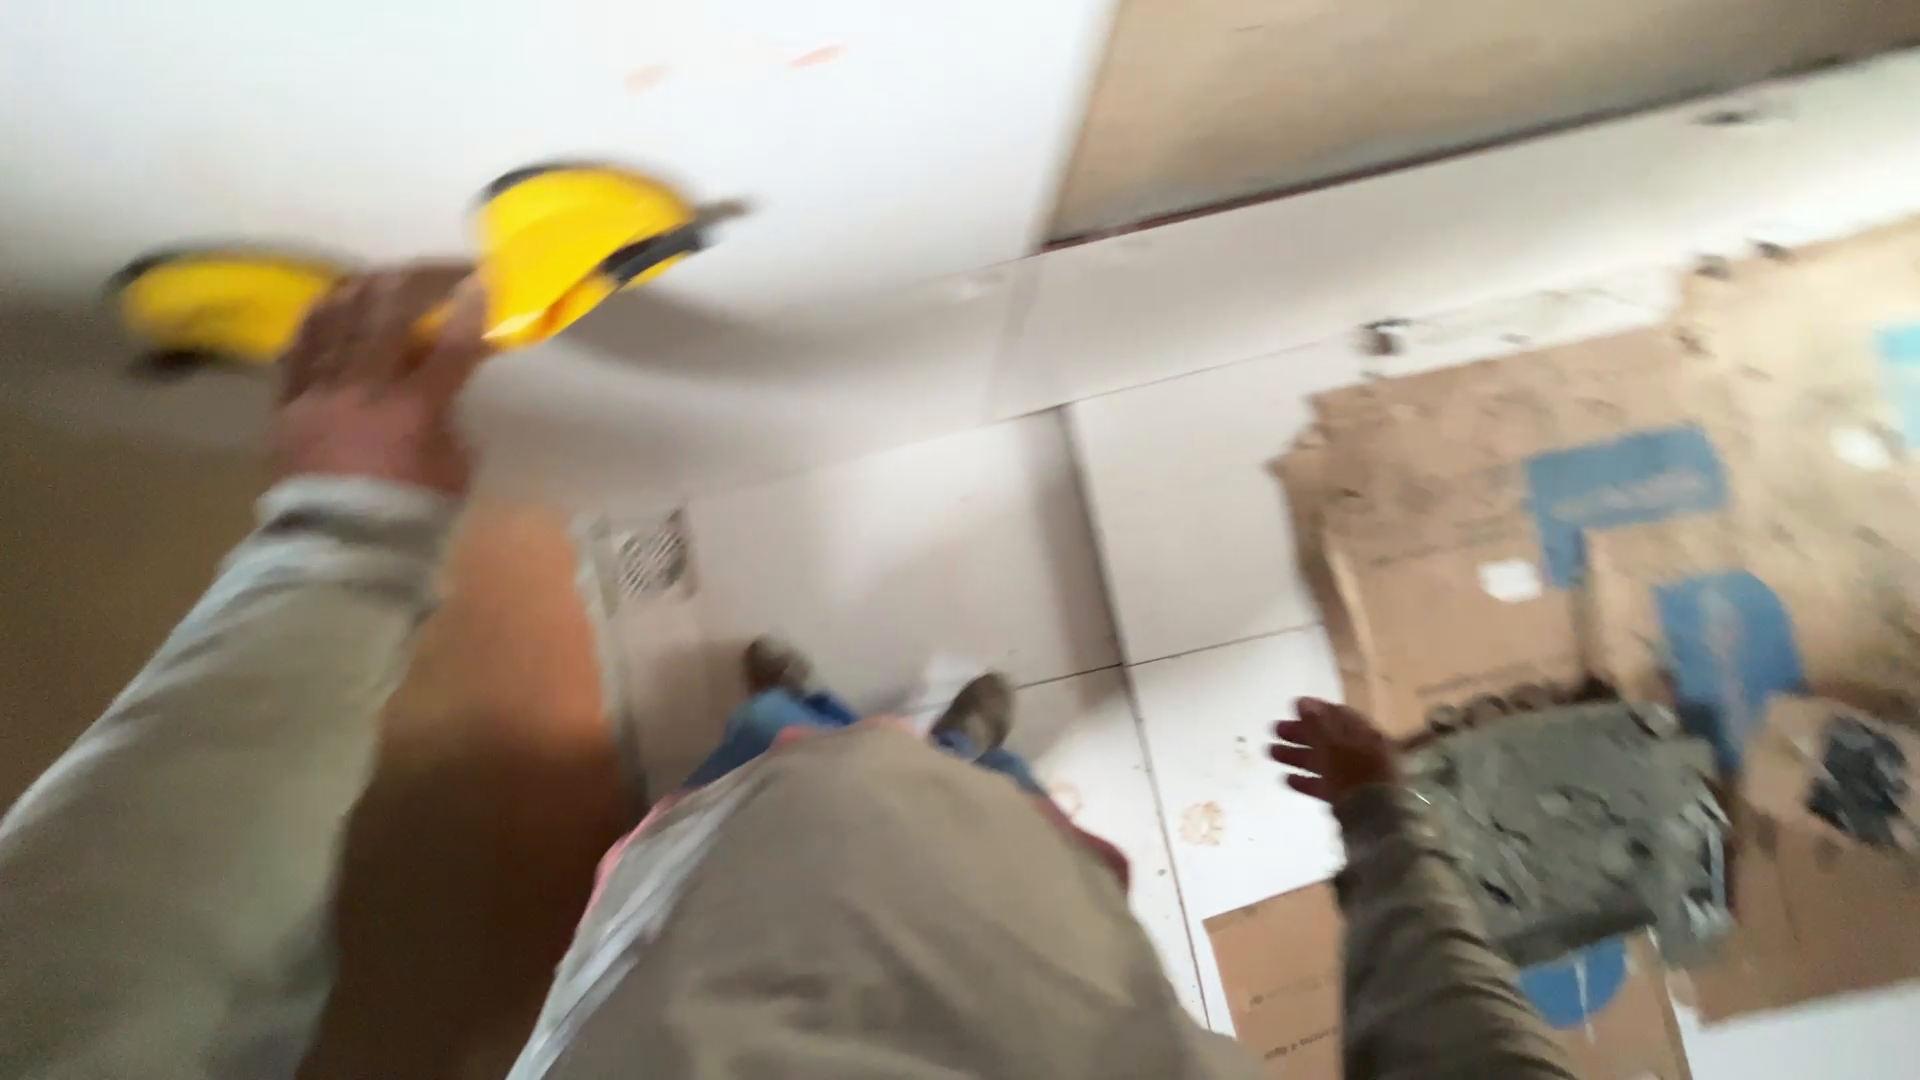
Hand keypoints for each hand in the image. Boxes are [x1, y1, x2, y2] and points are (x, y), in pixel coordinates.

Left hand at [272, 264, 491, 494]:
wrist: (343, 545)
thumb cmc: (414, 512)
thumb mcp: (455, 467)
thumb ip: (447, 421)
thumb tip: (437, 395)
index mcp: (412, 410)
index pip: (449, 348)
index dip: (470, 312)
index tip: (486, 283)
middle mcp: (361, 389)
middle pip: (385, 317)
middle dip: (416, 284)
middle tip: (439, 269)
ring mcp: (316, 393)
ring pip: (334, 322)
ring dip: (363, 291)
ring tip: (383, 276)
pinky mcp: (285, 404)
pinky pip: (297, 350)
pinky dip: (318, 322)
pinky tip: (332, 305)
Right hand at [1269, 697, 1399, 803]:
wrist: (1375, 818)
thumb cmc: (1354, 772)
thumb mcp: (1332, 743)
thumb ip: (1315, 722)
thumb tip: (1301, 701)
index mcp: (1365, 734)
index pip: (1339, 715)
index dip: (1315, 709)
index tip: (1292, 707)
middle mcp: (1362, 752)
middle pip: (1327, 738)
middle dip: (1299, 733)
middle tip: (1275, 730)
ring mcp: (1355, 776)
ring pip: (1323, 761)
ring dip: (1296, 755)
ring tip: (1271, 753)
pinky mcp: (1348, 798)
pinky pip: (1324, 784)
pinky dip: (1306, 780)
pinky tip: (1287, 779)